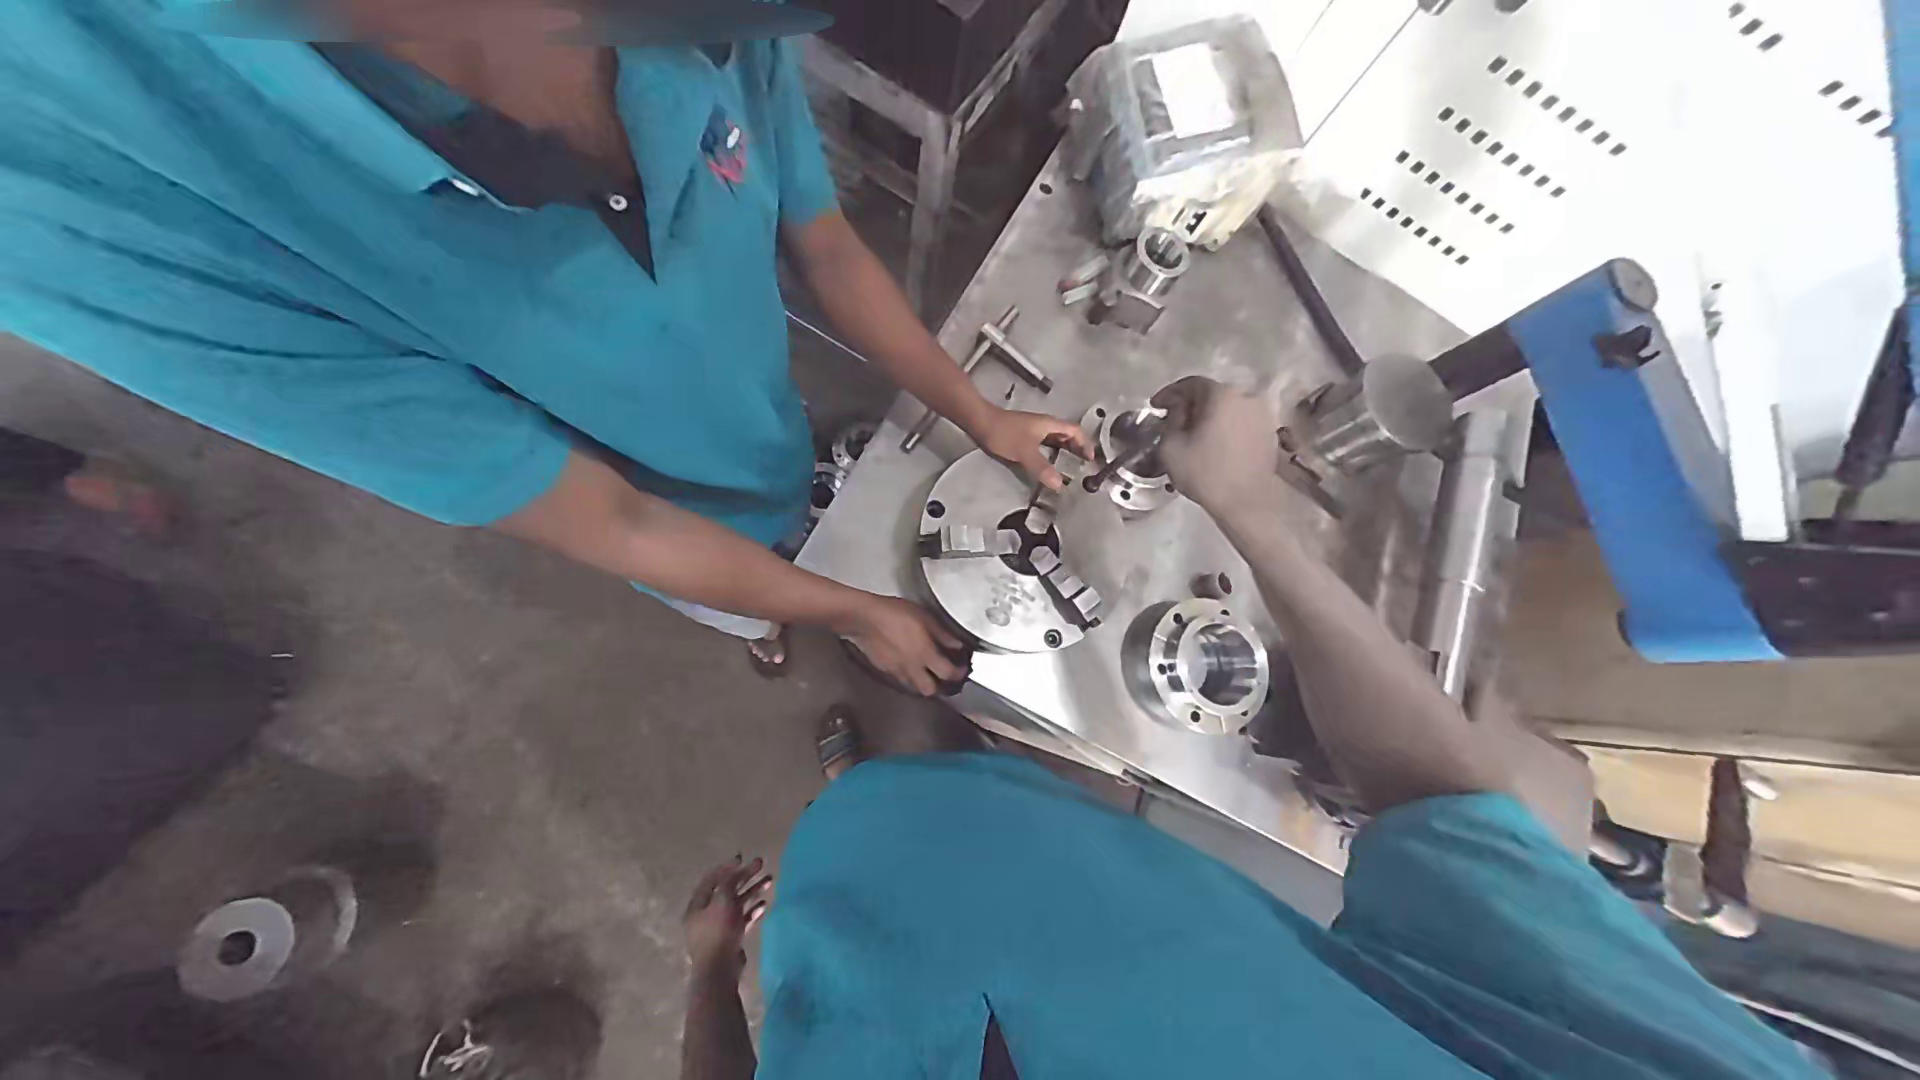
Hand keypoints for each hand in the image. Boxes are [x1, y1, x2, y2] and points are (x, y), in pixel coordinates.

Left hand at [684, 856, 772, 977]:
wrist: (719, 971)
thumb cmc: (718, 932)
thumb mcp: (722, 901)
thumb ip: (728, 882)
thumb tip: (734, 866)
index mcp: (698, 905)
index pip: (712, 880)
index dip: (727, 867)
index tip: (742, 858)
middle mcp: (706, 914)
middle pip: (727, 889)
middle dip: (744, 876)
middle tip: (761, 864)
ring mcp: (719, 927)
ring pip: (737, 904)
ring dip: (752, 891)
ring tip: (770, 880)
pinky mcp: (730, 938)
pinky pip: (742, 919)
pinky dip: (752, 911)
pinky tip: (764, 905)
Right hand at [836, 595, 964, 694]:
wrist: (864, 618)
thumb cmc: (896, 613)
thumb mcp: (924, 617)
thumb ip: (942, 634)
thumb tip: (957, 645)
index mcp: (925, 655)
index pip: (947, 673)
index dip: (958, 673)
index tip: (963, 668)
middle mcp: (913, 668)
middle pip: (930, 690)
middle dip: (939, 686)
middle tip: (943, 673)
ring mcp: (897, 672)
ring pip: (914, 687)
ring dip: (923, 682)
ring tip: (926, 670)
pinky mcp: (884, 670)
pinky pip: (901, 679)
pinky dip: (908, 676)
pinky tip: (908, 663)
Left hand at [970, 407, 1094, 491]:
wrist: (980, 423)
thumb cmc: (1004, 433)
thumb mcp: (1025, 452)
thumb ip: (1042, 467)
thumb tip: (1059, 484)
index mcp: (1050, 425)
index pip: (1075, 431)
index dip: (1085, 443)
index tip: (1091, 458)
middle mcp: (1044, 426)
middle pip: (1067, 436)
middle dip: (1076, 450)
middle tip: (1083, 467)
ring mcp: (1033, 431)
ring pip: (1055, 441)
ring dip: (1063, 453)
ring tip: (1069, 470)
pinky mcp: (1023, 437)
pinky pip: (1043, 446)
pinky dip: (1049, 455)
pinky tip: (1047, 467)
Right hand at [1153, 377, 1282, 513]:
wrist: (1245, 503)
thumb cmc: (1204, 473)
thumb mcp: (1172, 445)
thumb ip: (1172, 418)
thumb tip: (1179, 408)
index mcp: (1222, 395)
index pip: (1192, 383)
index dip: (1170, 392)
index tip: (1155, 405)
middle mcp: (1247, 397)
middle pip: (1212, 394)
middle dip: (1190, 404)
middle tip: (1172, 418)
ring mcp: (1263, 414)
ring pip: (1228, 408)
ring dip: (1209, 415)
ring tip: (1194, 432)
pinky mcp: (1269, 432)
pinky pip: (1241, 421)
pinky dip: (1225, 426)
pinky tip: (1215, 443)